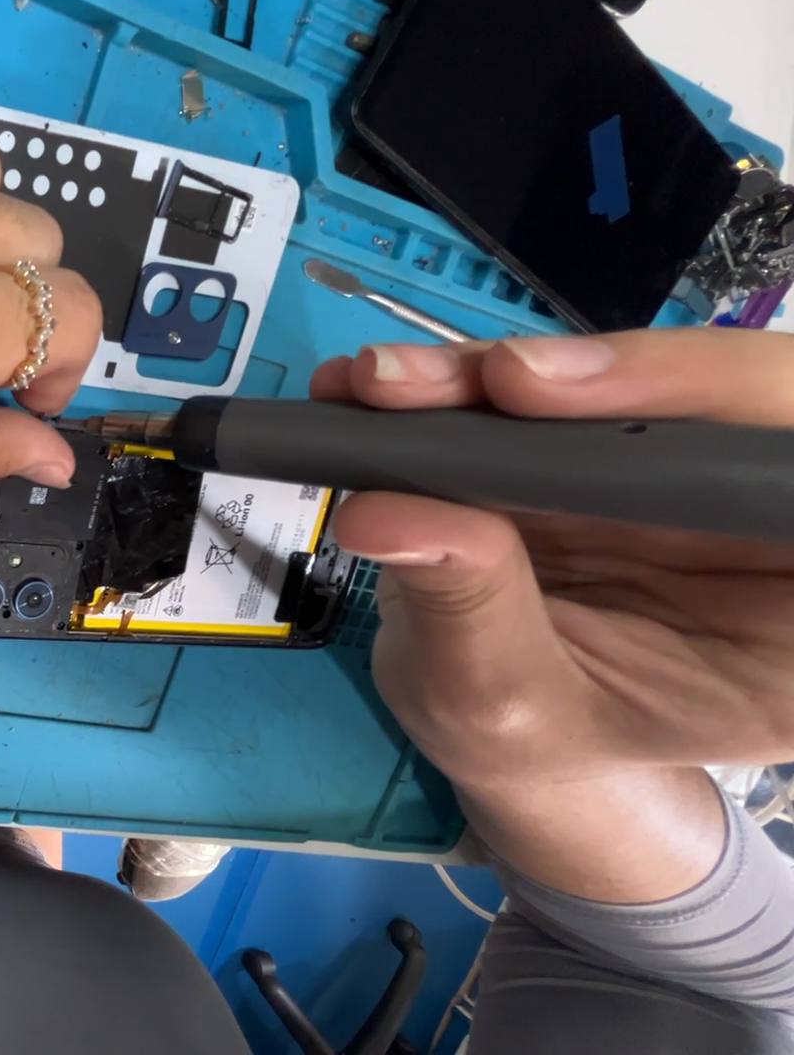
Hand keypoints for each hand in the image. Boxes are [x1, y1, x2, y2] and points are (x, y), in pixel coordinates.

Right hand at [310, 330, 793, 789]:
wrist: (486, 730)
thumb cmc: (518, 742)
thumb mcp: (491, 700)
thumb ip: (465, 608)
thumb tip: (383, 511)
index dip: (698, 396)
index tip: (538, 392)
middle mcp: (752, 520)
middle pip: (709, 399)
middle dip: (570, 373)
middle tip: (440, 383)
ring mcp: (658, 479)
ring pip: (600, 382)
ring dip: (479, 373)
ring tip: (371, 386)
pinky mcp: (573, 455)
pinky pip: (521, 394)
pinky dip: (439, 386)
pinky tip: (362, 390)